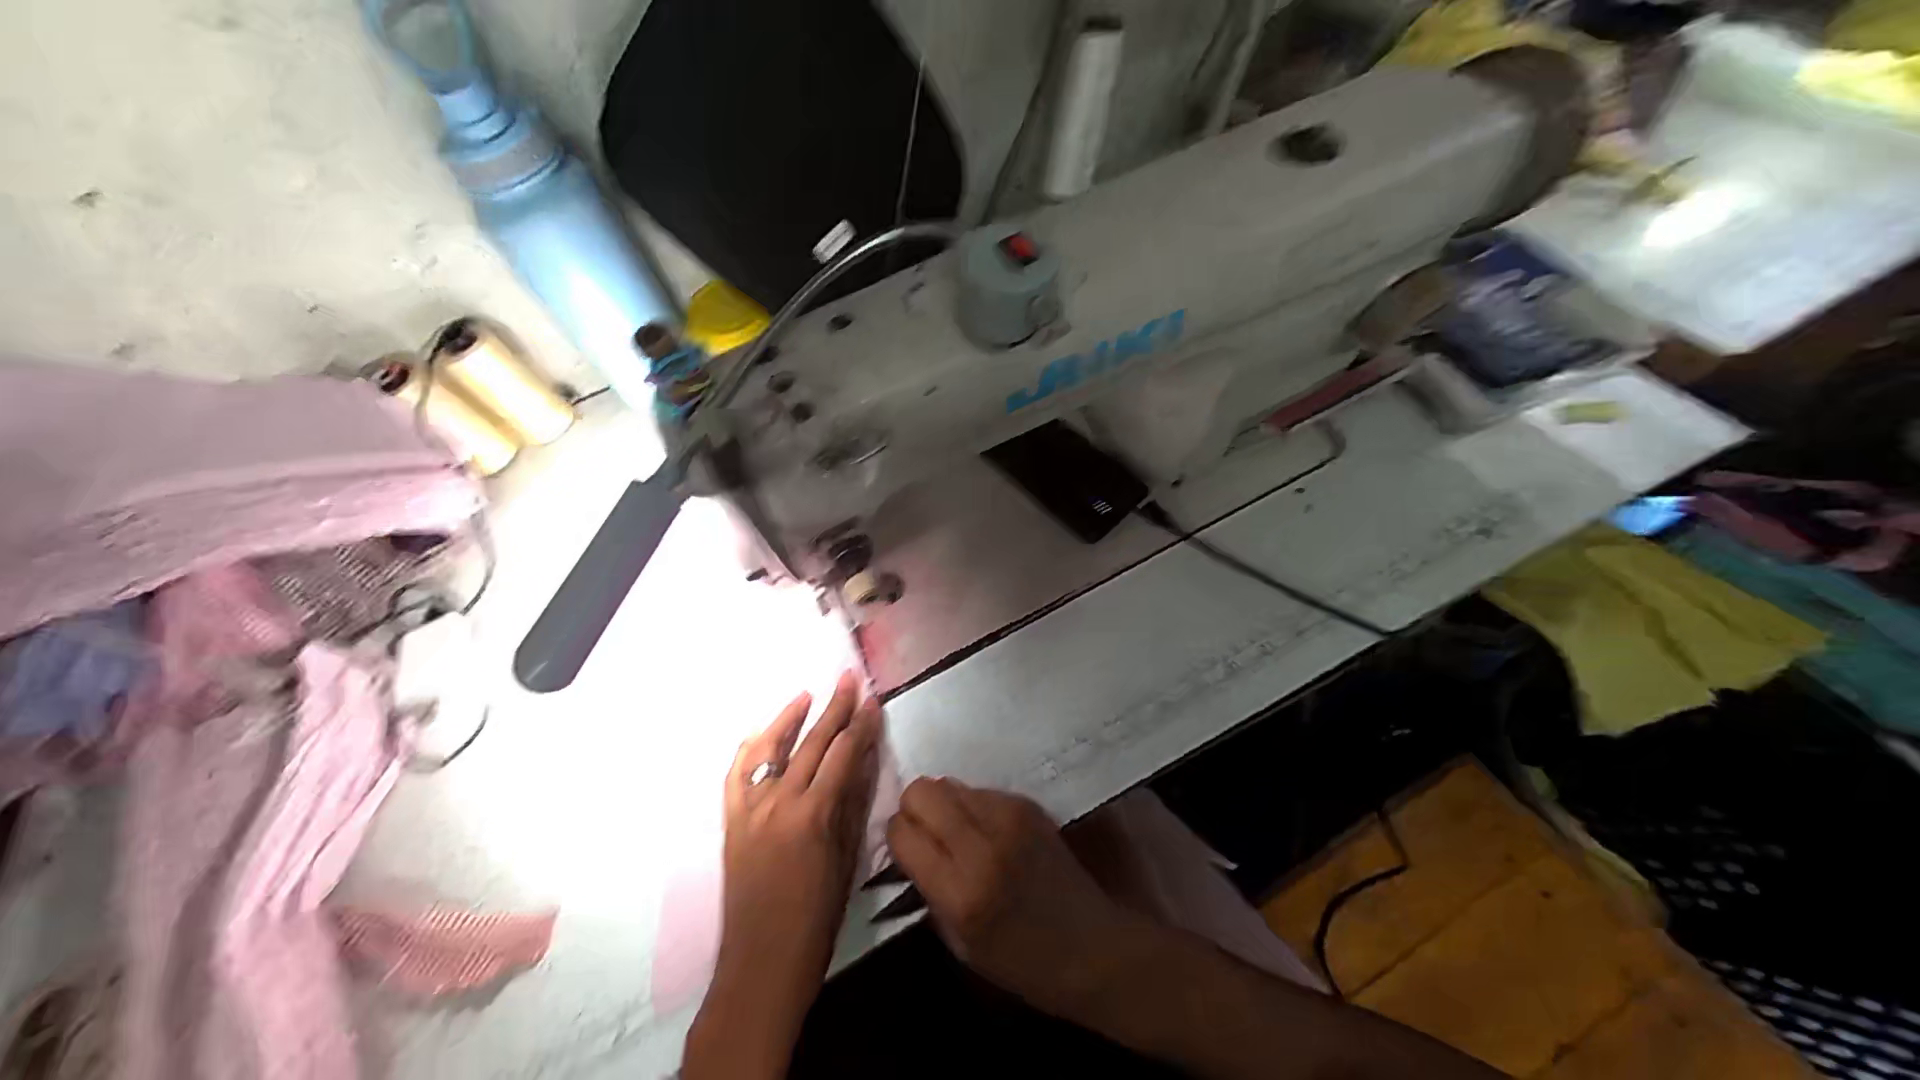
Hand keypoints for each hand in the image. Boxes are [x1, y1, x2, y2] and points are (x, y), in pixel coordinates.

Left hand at [685, 673, 882, 1079]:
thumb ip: (853, 805)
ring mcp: (749, 809)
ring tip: (808, 694)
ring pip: (771, 750)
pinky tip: (763, 733)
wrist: (762, 962)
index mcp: (813, 814)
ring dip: (791, 719)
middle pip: (812, 743)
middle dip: (834, 709)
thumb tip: (865, 762)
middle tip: (848, 680)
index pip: (843, 755)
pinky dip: (751, 749)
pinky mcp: (731, 821)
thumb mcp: (846, 860)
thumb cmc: (816, 919)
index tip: (873, 700)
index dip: (861, 725)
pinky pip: (738, 774)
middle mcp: (778, 802)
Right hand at [886, 777, 1148, 1018]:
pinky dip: (972, 805)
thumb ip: (927, 891)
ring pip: (949, 782)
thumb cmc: (1022, 962)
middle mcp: (982, 846)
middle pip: (921, 791)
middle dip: (914, 810)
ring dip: (944, 805)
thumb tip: (905, 852)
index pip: (902, 832)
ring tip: (957, 834)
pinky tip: (986, 833)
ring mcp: (1009, 818)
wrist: (1093, 948)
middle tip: (926, 835)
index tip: (905, 853)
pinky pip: (980, 789)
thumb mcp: (960, 944)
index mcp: (960, 892)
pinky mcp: (1028, 805)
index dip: (897, 839)